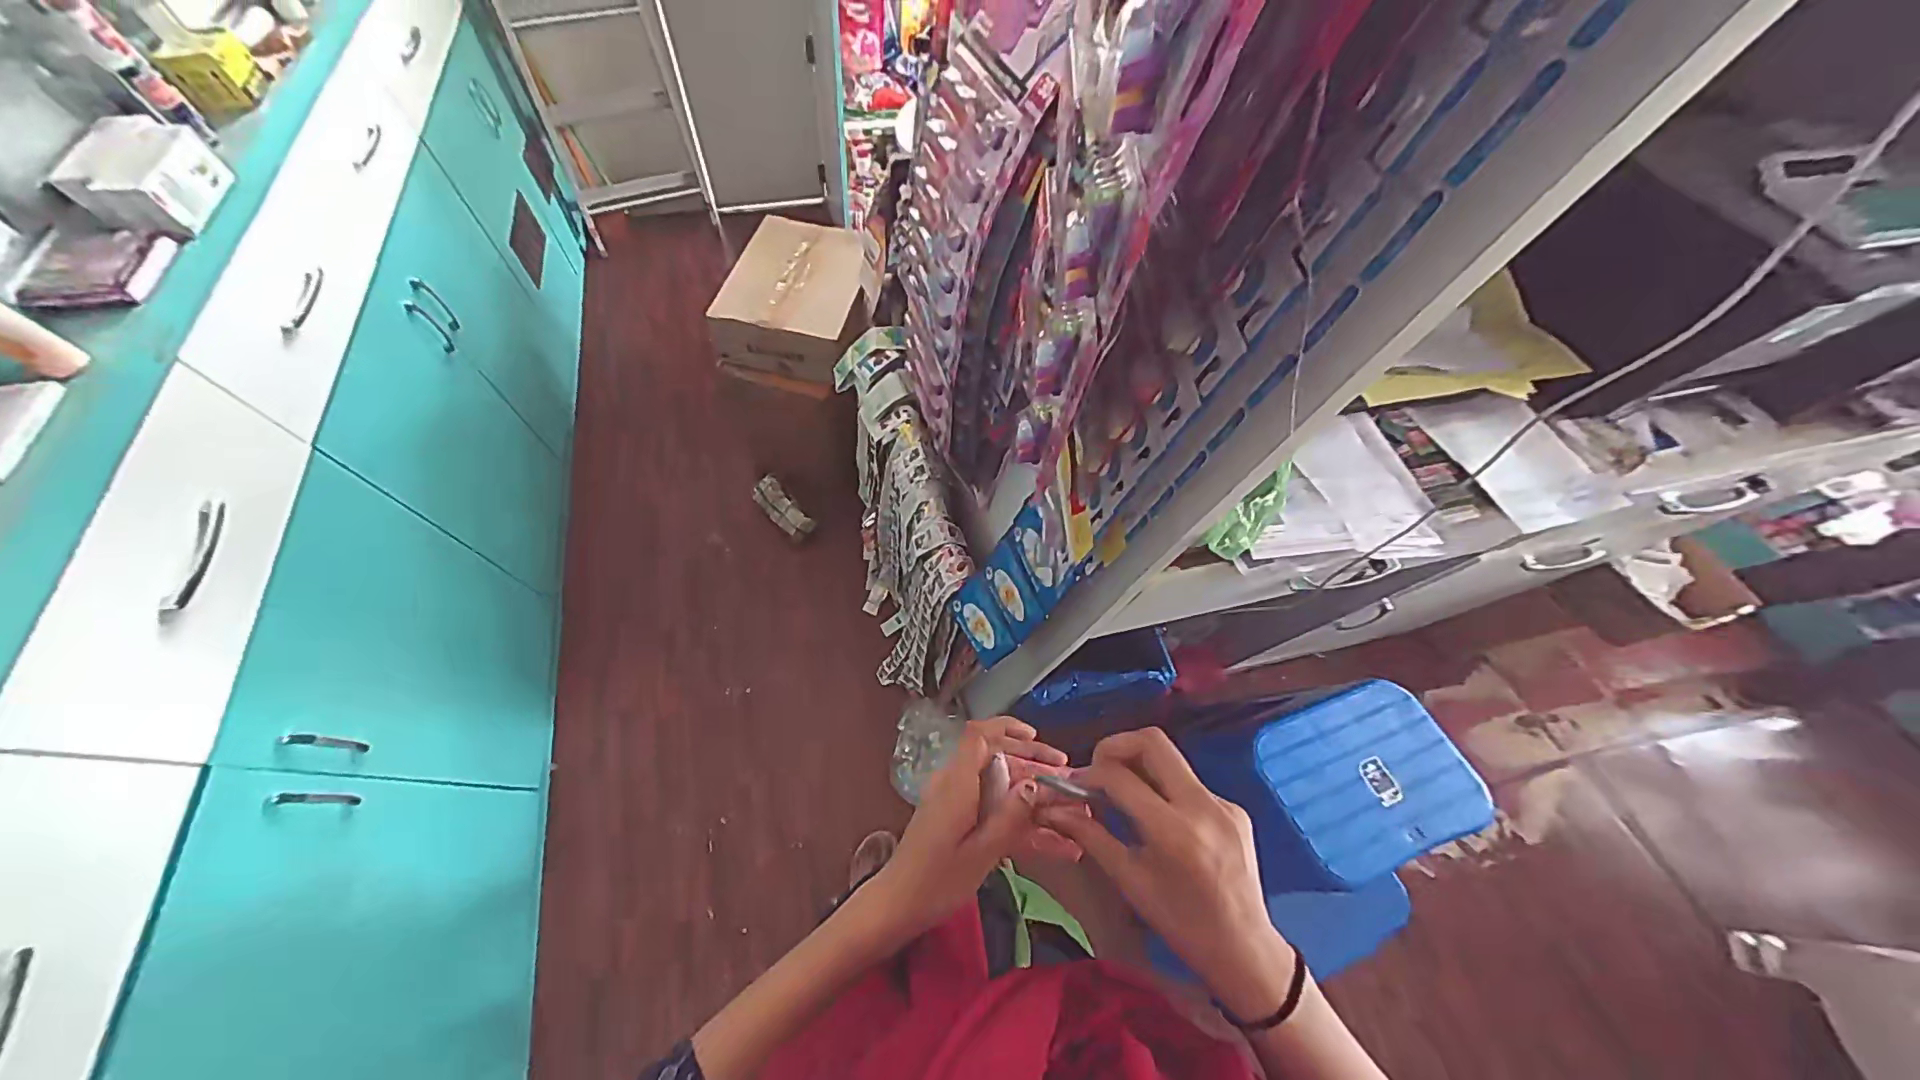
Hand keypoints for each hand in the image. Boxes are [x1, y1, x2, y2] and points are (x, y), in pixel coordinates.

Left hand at [866, 716, 1067, 941]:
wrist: (897, 905)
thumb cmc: (937, 881)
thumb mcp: (982, 852)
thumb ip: (1010, 816)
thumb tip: (1037, 784)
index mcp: (957, 783)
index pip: (979, 735)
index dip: (1008, 728)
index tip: (1037, 738)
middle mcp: (953, 783)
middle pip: (993, 755)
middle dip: (1030, 761)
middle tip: (1063, 776)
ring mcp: (952, 799)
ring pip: (996, 781)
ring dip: (1028, 791)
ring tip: (1063, 808)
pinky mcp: (953, 816)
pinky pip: (988, 802)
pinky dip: (1015, 813)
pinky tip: (1047, 838)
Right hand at [1039, 727, 1294, 1020]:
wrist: (1245, 951)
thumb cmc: (1181, 924)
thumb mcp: (1129, 881)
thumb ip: (1091, 836)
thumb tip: (1054, 810)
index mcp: (1174, 832)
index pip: (1120, 777)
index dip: (1089, 774)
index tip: (1074, 784)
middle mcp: (1203, 807)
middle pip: (1152, 742)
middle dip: (1115, 746)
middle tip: (1097, 769)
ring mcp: (1223, 804)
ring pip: (1171, 759)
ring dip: (1138, 765)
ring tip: (1121, 794)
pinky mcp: (1234, 808)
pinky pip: (1189, 782)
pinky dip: (1163, 788)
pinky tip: (1156, 816)